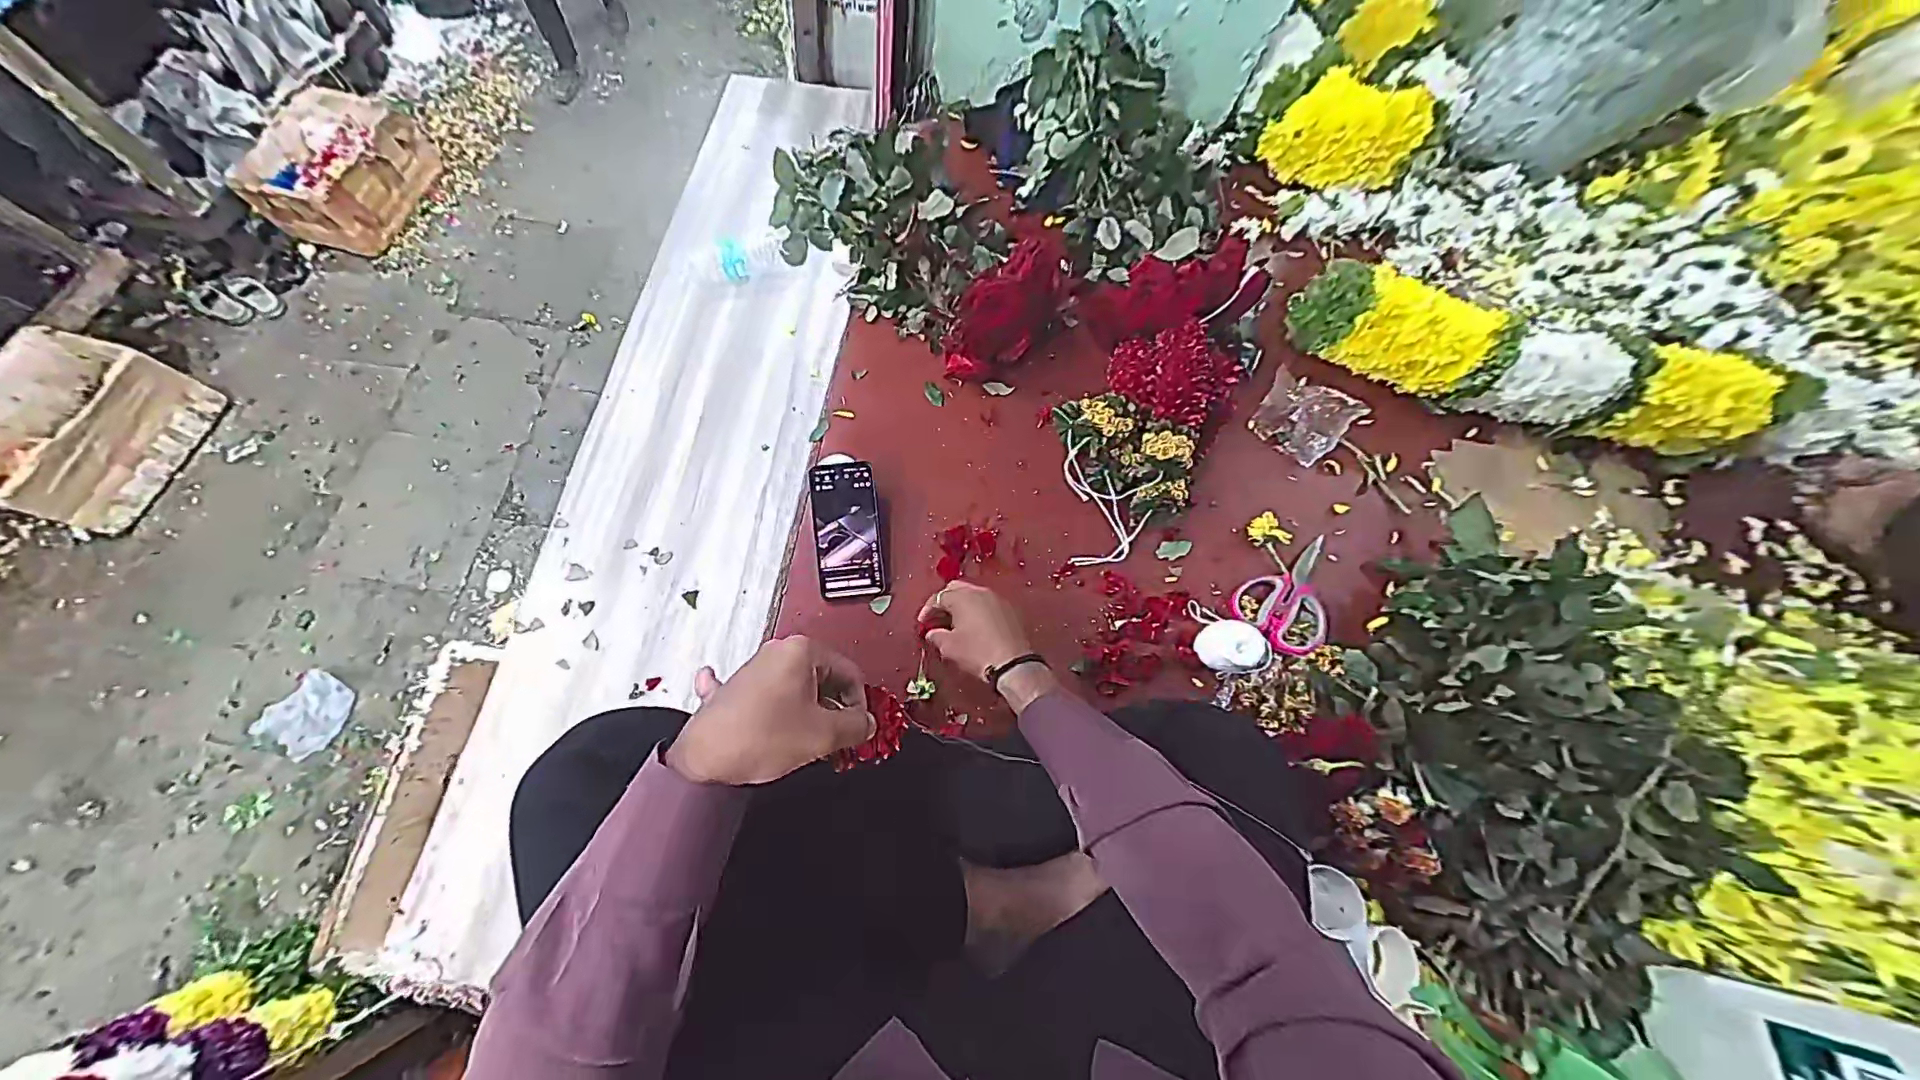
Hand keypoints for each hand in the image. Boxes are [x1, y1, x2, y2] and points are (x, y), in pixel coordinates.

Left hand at [665, 636, 874, 784]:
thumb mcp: (823, 735)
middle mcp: (779, 651)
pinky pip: (767, 696)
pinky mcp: (737, 687)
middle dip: (834, 712)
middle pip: (825, 680)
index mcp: (803, 651)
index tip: (857, 729)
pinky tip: (769, 722)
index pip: (850, 673)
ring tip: (807, 744)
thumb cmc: (759, 738)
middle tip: (836, 741)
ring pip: (799, 690)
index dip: (859, 705)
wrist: (701, 758)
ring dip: (809, 715)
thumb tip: (867, 723)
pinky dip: (777, 711)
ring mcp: (756, 667)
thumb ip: (856, 726)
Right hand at [917, 580, 1040, 679]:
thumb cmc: (977, 652)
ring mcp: (996, 598)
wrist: (1013, 663)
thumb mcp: (949, 647)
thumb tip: (932, 633)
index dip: (928, 609)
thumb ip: (936, 636)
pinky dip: (975, 609)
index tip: (923, 623)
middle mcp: (979, 591)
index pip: (938, 596)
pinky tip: (973, 624)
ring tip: (954, 622)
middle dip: (944, 601)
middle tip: (937, 618)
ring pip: (972, 593)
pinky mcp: (1008, 608)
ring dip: (960, 604)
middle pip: (956, 588)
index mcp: (962, 597)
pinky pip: (986, 602)